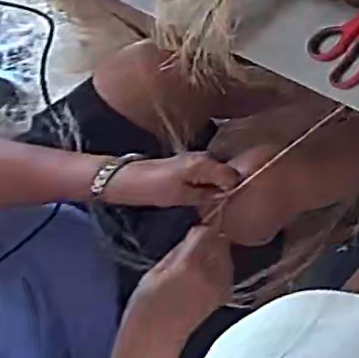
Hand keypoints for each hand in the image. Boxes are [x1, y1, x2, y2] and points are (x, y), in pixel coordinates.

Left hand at [101, 152, 240, 211]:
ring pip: (218, 170)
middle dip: (225, 185)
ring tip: (210, 198)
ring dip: (216, 183)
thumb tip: (224, 195)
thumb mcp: (179, 197)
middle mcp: (206, 156)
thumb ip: (205, 195)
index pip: (232, 174)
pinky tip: (201, 190)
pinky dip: (208, 179)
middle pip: (226, 170)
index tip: (229, 201)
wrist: (125, 178)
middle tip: (220, 201)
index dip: (233, 188)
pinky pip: (209, 169)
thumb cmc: (151, 189)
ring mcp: (198, 156)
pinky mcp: (190, 160)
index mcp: (205, 164)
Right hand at [127, 224, 233, 336]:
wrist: (154, 346)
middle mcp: (210, 271)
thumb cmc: (144, 313)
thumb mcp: (150, 277)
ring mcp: (221, 283)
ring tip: (196, 270)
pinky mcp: (225, 293)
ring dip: (215, 255)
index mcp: (188, 266)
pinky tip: (203, 281)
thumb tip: (192, 236)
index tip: (191, 237)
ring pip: (226, 254)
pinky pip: (227, 270)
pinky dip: (219, 270)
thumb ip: (175, 253)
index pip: (206, 233)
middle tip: (192, 255)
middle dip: (209, 243)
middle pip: (220, 241)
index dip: (199, 232)